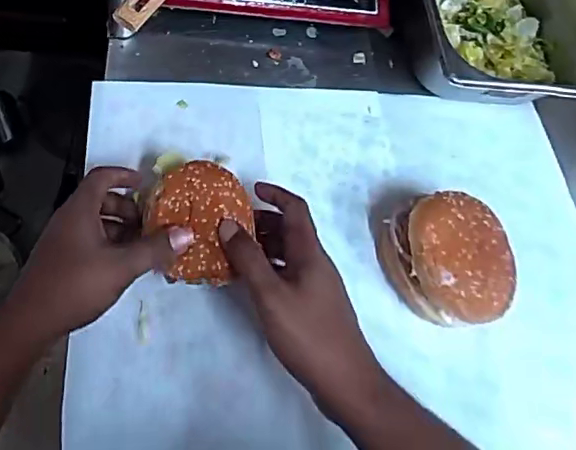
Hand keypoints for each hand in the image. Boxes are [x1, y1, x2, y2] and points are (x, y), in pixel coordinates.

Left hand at [1, 166, 193, 341]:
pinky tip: (121, 265)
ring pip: (94, 221)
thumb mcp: (120, 266)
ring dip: (118, 228)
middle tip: (150, 222)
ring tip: (141, 246)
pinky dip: (107, 243)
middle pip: (100, 199)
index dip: (124, 175)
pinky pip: (87, 238)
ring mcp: (61, 237)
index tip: (145, 184)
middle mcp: (68, 216)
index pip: (102, 176)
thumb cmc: (75, 284)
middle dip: (127, 207)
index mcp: (80, 208)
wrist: (30, 320)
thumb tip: (186, 233)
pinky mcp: (59, 258)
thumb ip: (153, 249)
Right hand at [218, 183, 385, 414]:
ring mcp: (318, 285)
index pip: (295, 208)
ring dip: (264, 245)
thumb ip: (248, 257)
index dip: (275, 194)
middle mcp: (316, 263)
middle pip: (290, 229)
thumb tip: (227, 222)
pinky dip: (270, 267)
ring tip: (236, 251)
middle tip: (233, 224)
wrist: (348, 385)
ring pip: (289, 252)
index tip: (251, 189)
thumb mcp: (270, 294)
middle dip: (262, 221)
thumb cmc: (308, 334)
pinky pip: (289, 272)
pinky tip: (252, 283)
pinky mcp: (315, 306)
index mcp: (310, 252)